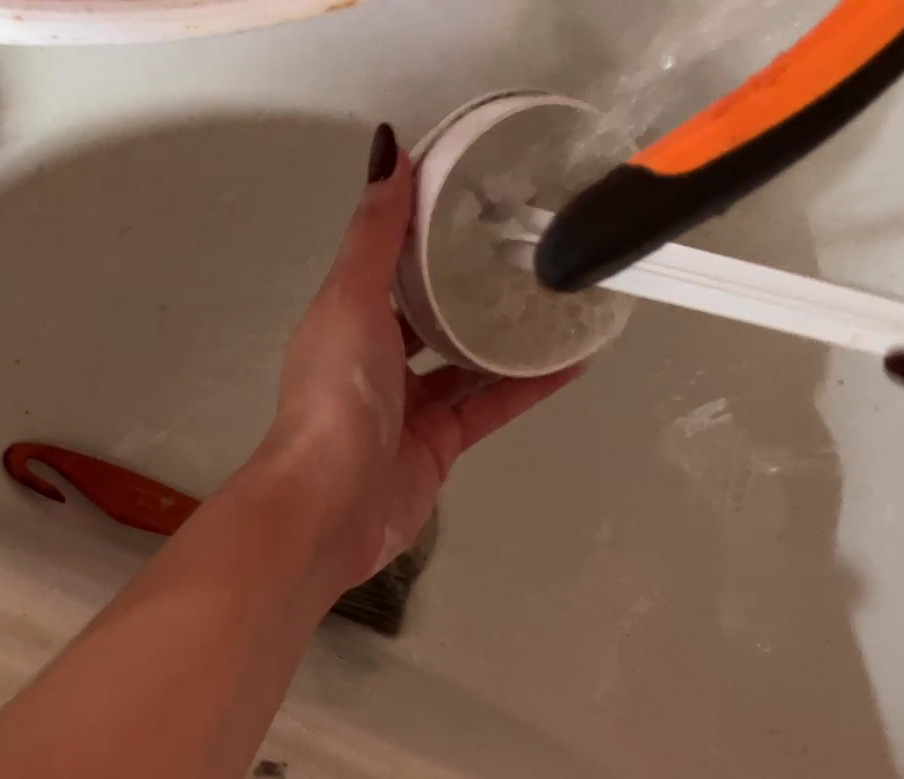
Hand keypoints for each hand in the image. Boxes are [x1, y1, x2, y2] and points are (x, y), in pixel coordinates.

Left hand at [252, 123, 581, 590]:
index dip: (428, 236)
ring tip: (563, 299)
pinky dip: (526, 386)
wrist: (331, 504)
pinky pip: (488, 407)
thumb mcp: (350, 301)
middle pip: (432, 317)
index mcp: (348, 322)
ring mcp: (408, 408)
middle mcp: (376, 362)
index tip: (478, 199)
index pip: (392, 268)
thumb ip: (374, 235)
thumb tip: (389, 149)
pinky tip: (572, 361)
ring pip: (466, 364)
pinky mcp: (439, 447)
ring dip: (509, 337)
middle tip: (531, 249)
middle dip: (473, 287)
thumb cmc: (336, 394)